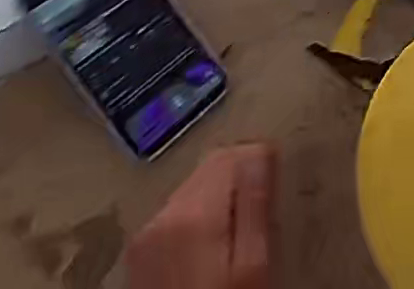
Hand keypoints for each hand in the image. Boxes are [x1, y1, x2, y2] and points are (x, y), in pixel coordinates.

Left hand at [125, 143, 276, 288]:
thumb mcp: (253, 262)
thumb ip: (255, 201)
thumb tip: (260, 151)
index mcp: (192, 214)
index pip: (231, 154)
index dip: (260, 161)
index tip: (274, 188)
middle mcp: (161, 216)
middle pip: (211, 168)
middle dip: (239, 179)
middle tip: (260, 214)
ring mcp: (145, 237)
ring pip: (195, 187)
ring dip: (221, 197)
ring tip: (237, 234)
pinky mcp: (139, 254)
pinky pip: (179, 212)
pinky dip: (201, 216)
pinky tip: (212, 247)